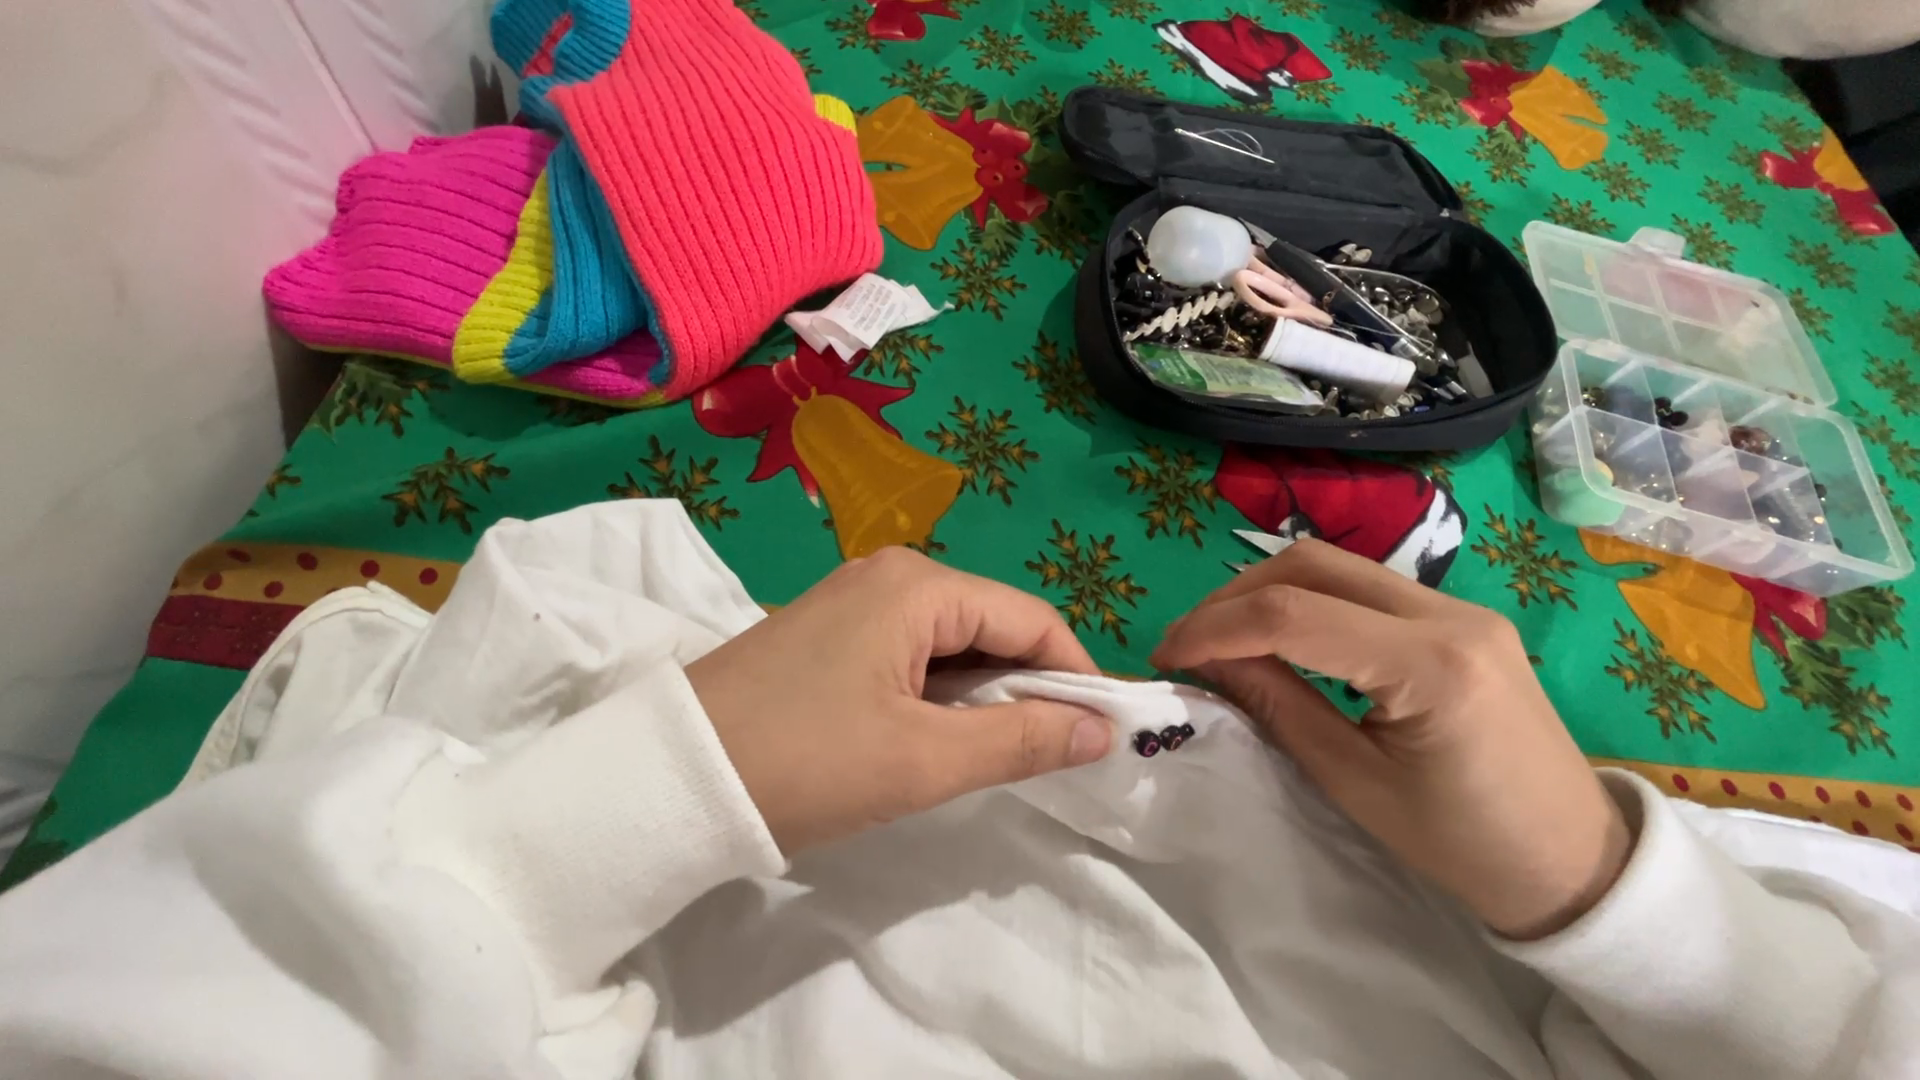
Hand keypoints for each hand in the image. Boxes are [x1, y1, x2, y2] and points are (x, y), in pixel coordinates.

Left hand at [685, 548, 1111, 854]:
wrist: (673, 777)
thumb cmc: (804, 763)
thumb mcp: (923, 761)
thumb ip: (1020, 739)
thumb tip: (1100, 729)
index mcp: (918, 585)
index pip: (1031, 618)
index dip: (1074, 674)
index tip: (1100, 735)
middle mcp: (892, 574)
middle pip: (992, 623)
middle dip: (1025, 686)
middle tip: (1042, 755)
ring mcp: (856, 598)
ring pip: (953, 641)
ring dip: (981, 694)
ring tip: (984, 754)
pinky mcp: (832, 630)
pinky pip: (912, 651)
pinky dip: (939, 692)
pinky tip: (932, 736)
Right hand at [1149, 539, 1630, 940]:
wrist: (1575, 864)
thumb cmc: (1462, 844)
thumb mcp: (1351, 783)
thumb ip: (1275, 705)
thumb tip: (1205, 658)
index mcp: (1431, 665)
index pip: (1293, 613)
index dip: (1214, 626)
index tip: (1166, 655)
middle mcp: (1449, 613)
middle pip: (1310, 563)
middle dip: (1233, 596)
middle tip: (1188, 642)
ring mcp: (1458, 607)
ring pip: (1333, 564)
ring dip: (1264, 591)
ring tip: (1222, 637)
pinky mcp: (1457, 617)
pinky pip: (1360, 586)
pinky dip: (1303, 599)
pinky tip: (1278, 635)